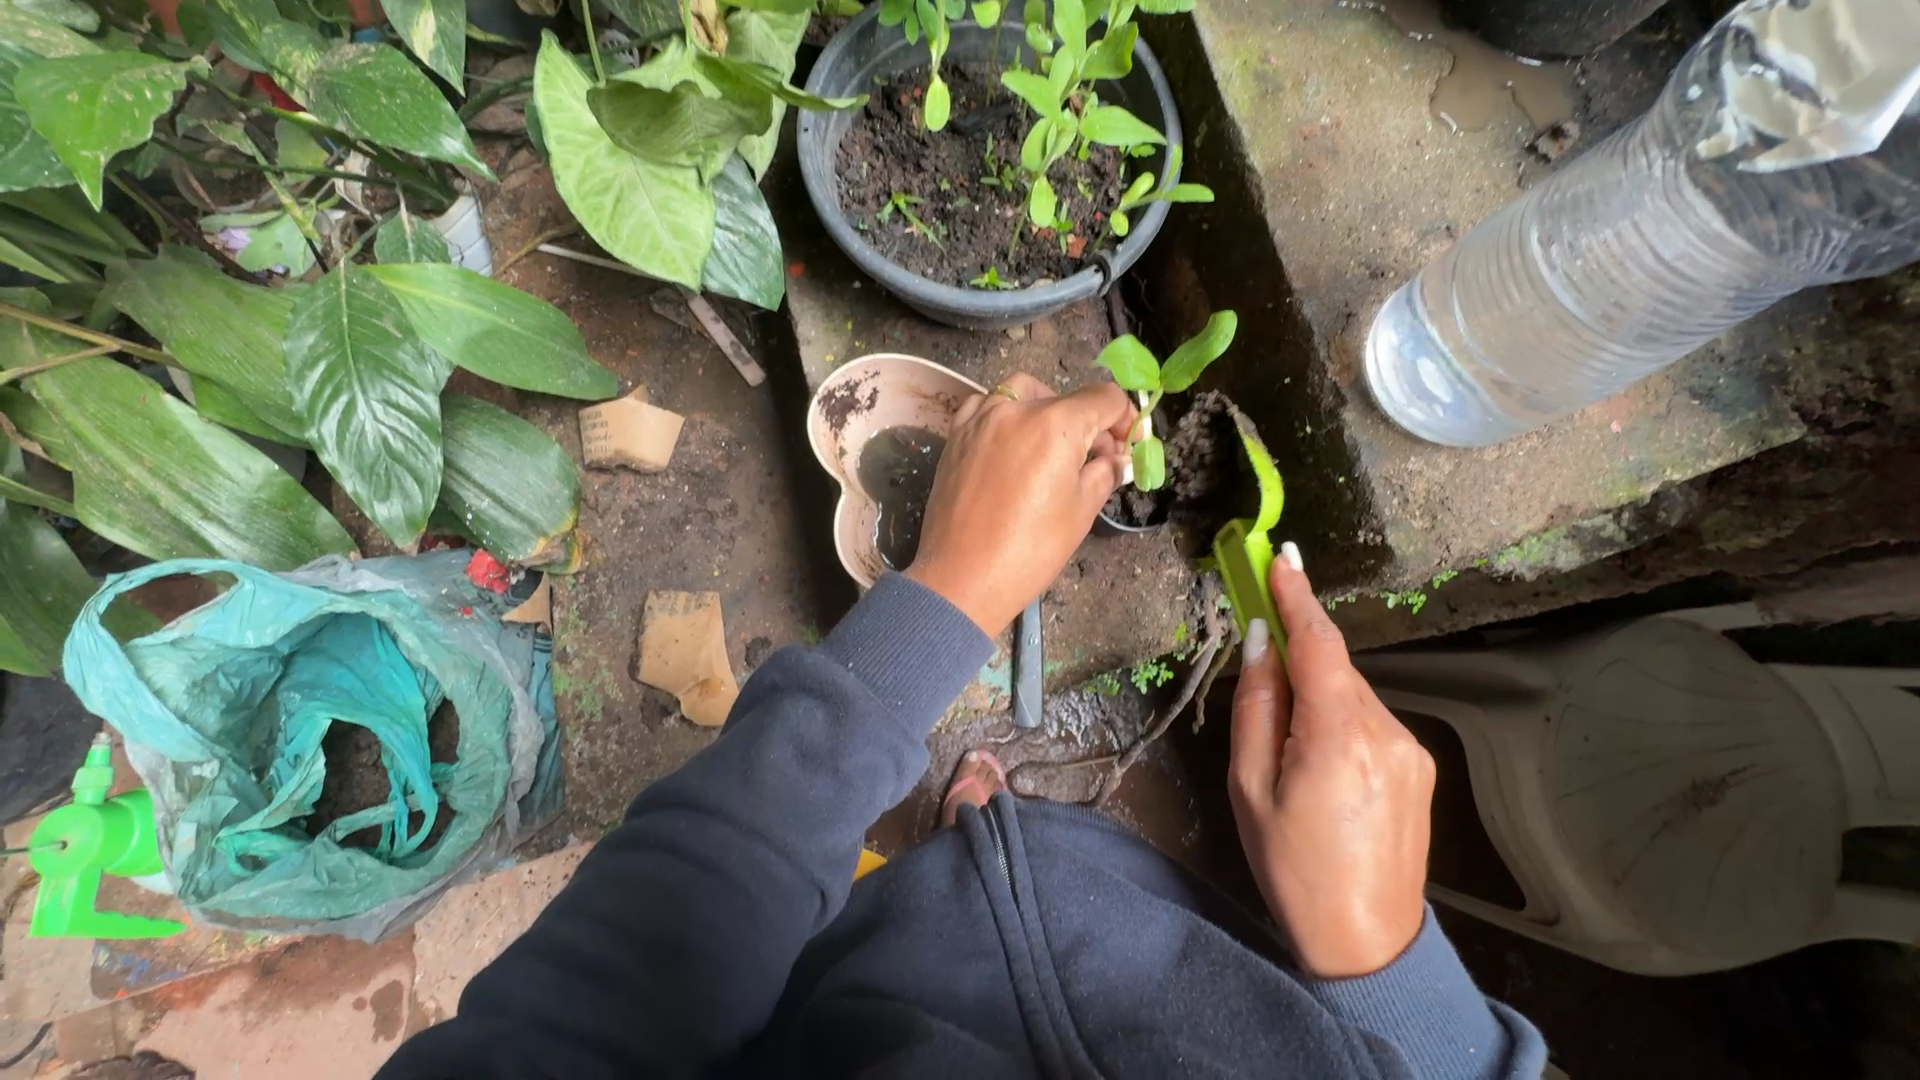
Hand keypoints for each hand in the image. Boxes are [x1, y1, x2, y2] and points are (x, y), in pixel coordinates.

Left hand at [906, 373, 1134, 634]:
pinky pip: (986, 407)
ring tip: (1052, 447)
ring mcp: (980, 419)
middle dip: (1088, 422)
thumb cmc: (1030, 550)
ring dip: (1046, 410)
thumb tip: (1116, 459)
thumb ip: (1103, 474)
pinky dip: (1006, 415)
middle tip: (1095, 459)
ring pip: (1022, 393)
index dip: (1126, 418)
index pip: (1104, 398)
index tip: (1128, 446)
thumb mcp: (1081, 512)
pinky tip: (1012, 445)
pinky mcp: (956, 437)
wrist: (962, 579)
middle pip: (1065, 397)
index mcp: (1056, 425)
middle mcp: (1016, 410)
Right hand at [1228, 544, 1434, 977]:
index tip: (1281, 555)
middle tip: (1257, 643)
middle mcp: (1385, 730)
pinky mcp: (1418, 766)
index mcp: (1337, 734)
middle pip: (1333, 666)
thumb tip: (1259, 643)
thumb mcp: (1248, 786)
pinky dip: (1335, 715)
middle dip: (1295, 649)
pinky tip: (1315, 758)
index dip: (1296, 595)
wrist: (1366, 940)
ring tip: (1283, 743)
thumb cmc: (1290, 865)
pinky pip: (1367, 719)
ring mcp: (1409, 748)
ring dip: (1313, 692)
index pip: (1317, 643)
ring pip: (1349, 694)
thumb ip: (1256, 706)